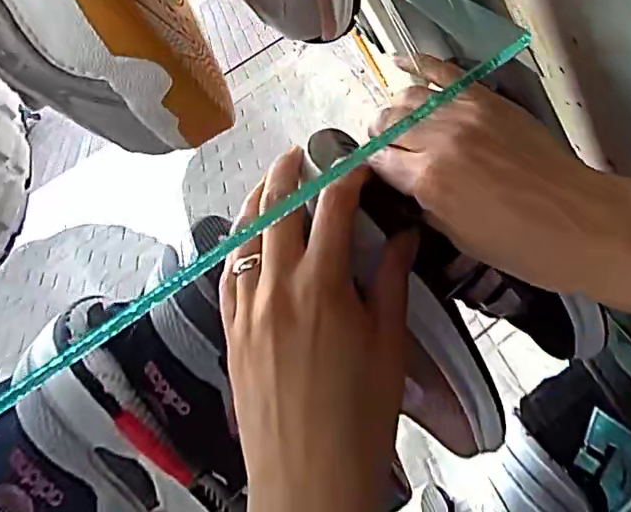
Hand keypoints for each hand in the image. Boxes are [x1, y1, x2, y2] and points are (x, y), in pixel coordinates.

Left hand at [222, 148, 415, 511]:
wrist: (309, 484)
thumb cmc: (361, 417)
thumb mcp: (389, 343)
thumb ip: (391, 279)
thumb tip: (402, 234)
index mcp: (322, 284)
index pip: (332, 205)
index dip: (347, 174)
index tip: (358, 161)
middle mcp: (278, 285)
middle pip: (279, 206)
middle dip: (291, 169)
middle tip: (302, 152)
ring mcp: (247, 306)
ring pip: (246, 232)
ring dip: (259, 198)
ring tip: (271, 179)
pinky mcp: (230, 330)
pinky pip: (228, 272)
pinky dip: (238, 243)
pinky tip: (247, 236)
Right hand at [368, 55, 630, 298]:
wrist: (581, 222)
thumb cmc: (525, 244)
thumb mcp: (461, 239)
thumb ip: (426, 206)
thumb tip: (408, 186)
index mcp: (429, 180)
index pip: (379, 161)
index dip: (373, 166)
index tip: (375, 170)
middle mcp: (439, 139)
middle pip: (388, 123)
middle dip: (380, 136)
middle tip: (387, 148)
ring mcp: (464, 113)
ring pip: (408, 96)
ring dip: (395, 108)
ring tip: (396, 118)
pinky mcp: (486, 99)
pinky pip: (443, 71)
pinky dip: (418, 62)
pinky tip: (400, 61)